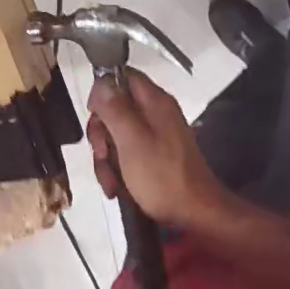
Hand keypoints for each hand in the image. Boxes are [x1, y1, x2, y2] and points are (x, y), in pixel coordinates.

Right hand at [86, 70, 235, 228]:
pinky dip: (118, 170)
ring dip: (107, 159)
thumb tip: (101, 80)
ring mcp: (156, 135)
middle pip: (116, 108)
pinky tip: (118, 189)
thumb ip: (115, 108)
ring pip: (118, 135)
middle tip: (103, 155)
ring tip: (111, 182)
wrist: (195, 212)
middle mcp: (156, 113)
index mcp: (154, 101)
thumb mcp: (131, 140)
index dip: (103, 91)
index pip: (123, 76)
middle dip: (102, 134)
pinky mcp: (155, 155)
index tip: (94, 116)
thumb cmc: (162, 175)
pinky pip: (127, 153)